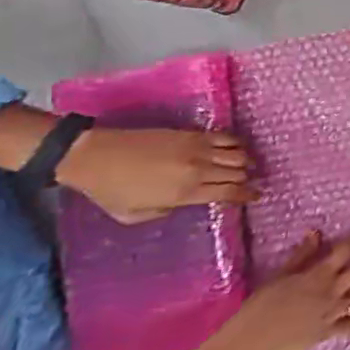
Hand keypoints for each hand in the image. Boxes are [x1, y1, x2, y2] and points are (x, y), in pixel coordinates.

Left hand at [58, 127, 257, 224]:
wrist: (93, 156)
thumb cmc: (110, 191)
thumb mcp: (135, 216)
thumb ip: (167, 210)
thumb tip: (186, 200)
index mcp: (186, 192)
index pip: (230, 192)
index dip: (247, 195)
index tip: (256, 196)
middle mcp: (198, 169)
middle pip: (238, 172)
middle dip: (249, 179)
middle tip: (254, 181)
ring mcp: (196, 148)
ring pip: (237, 153)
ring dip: (246, 160)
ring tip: (248, 165)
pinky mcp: (190, 133)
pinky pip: (224, 137)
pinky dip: (236, 143)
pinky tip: (236, 148)